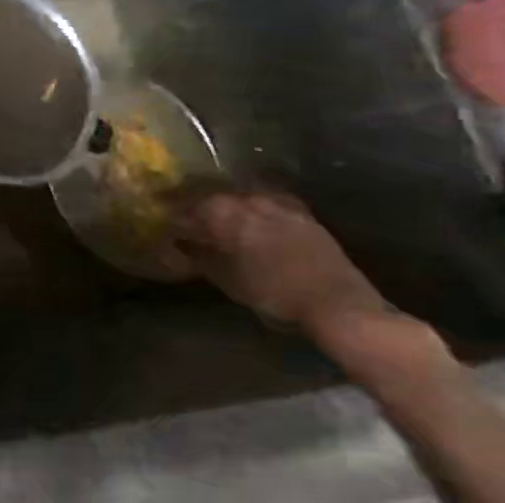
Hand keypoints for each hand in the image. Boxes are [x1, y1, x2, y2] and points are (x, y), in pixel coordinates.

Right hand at [169, 191, 387, 333]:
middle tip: (190, 223)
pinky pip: (267, 203)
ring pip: (240, 197)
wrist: (340, 306)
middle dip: (198, 207)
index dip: (171, 217)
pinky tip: (256, 222)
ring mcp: (276, 203)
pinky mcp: (300, 213)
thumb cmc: (275, 294)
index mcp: (219, 211)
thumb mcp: (227, 280)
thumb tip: (178, 243)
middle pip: (211, 197)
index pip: (183, 208)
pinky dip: (256, 211)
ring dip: (227, 207)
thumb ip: (198, 256)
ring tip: (222, 221)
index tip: (164, 226)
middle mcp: (245, 198)